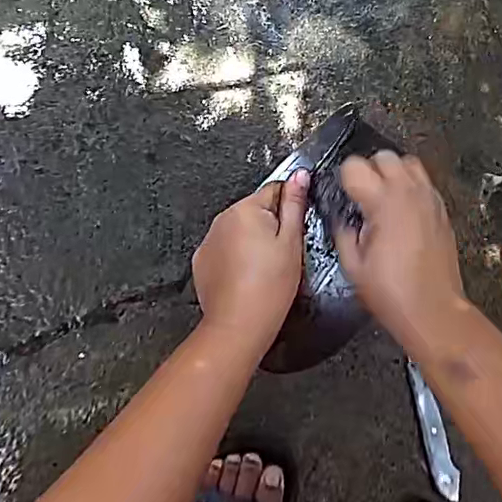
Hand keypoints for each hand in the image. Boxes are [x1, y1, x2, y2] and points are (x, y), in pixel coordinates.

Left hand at [192, 170, 309, 341]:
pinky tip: (247, 276)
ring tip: (264, 270)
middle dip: (270, 227)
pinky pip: (225, 249)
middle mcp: (222, 219)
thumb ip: (295, 204)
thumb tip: (299, 176)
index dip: (289, 211)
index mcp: (245, 209)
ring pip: (240, 231)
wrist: (238, 326)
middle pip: (256, 211)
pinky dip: (236, 258)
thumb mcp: (291, 242)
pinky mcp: (202, 261)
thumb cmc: (268, 288)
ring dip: (252, 242)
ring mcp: (209, 241)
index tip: (294, 231)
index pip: (275, 191)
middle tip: (281, 255)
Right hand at [333, 152, 466, 339]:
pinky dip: (410, 186)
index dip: (345, 178)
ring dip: (392, 173)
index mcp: (383, 201)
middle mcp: (409, 193)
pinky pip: (423, 182)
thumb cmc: (393, 293)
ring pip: (408, 162)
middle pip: (383, 155)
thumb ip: (343, 231)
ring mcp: (429, 198)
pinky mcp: (442, 209)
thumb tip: (344, 218)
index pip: (355, 165)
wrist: (433, 310)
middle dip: (369, 170)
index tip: (345, 195)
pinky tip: (401, 210)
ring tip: (383, 198)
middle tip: (362, 196)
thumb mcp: (352, 264)